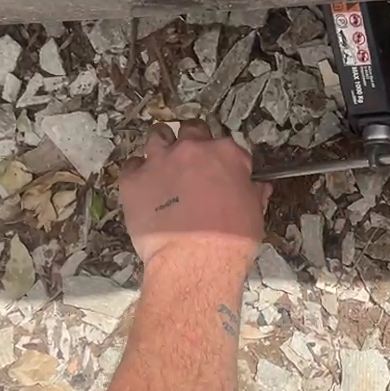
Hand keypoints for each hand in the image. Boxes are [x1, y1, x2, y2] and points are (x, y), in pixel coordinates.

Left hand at [120, 123, 269, 268]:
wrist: (195, 260)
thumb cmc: (231, 239)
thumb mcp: (254, 214)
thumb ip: (253, 194)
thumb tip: (258, 188)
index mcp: (227, 154)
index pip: (230, 147)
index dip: (229, 161)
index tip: (228, 173)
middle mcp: (192, 149)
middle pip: (192, 130)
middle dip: (194, 141)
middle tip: (195, 162)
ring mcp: (159, 161)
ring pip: (158, 135)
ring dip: (163, 144)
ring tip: (166, 162)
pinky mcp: (133, 180)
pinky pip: (131, 165)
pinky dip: (138, 172)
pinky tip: (146, 186)